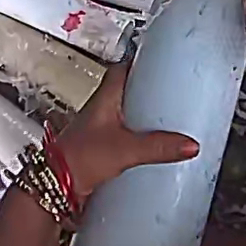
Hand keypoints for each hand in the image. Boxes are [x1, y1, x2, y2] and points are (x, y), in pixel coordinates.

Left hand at [50, 63, 198, 198]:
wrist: (55, 185)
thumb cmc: (78, 158)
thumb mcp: (126, 150)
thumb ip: (159, 147)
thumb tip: (189, 145)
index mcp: (105, 98)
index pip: (122, 69)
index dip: (140, 62)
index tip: (160, 60)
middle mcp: (102, 110)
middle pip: (128, 91)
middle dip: (148, 91)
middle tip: (172, 92)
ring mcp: (101, 130)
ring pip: (127, 115)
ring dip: (144, 116)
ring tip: (169, 119)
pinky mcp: (103, 149)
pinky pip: (126, 137)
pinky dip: (140, 138)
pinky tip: (154, 147)